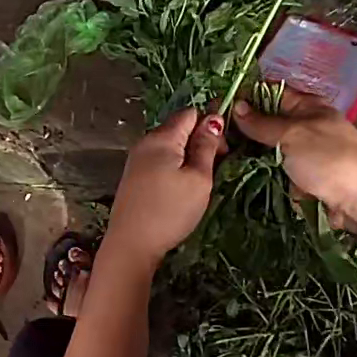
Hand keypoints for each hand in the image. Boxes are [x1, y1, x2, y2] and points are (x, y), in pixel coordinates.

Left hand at [103, 108, 225, 263]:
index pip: (191, 113)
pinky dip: (175, 166)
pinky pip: (160, 159)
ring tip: (201, 180)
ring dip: (189, 155)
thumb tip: (214, 118)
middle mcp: (146, 141)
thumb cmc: (171, 211)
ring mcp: (137, 159)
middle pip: (180, 128)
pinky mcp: (134, 176)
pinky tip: (181, 187)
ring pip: (171, 145)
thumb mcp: (198, 179)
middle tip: (217, 167)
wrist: (131, 244)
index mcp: (163, 137)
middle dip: (201, 140)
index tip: (225, 148)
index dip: (211, 124)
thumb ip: (206, 147)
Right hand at [231, 90, 356, 228]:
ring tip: (228, 159)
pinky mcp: (310, 180)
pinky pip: (283, 174)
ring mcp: (311, 155)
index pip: (274, 93)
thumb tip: (237, 105)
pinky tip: (256, 180)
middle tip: (219, 138)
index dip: (250, 96)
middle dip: (250, 132)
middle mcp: (311, 127)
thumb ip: (262, 123)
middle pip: (272, 124)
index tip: (221, 105)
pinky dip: (274, 178)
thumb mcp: (291, 135)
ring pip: (274, 151)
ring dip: (258, 158)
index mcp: (311, 107)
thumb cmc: (327, 160)